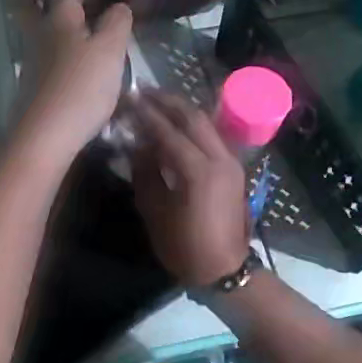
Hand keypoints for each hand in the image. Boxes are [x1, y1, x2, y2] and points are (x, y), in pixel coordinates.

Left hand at [19, 0, 132, 156]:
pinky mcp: (35, 84)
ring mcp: (33, 59)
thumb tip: (119, 8)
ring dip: (65, 26)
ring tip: (93, 39)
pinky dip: (66, 53)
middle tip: (82, 2)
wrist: (44, 136)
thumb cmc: (80, 87)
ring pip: (43, 29)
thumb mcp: (110, 51)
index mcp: (58, 16)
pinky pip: (49, 55)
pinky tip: (84, 70)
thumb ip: (118, 24)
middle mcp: (39, 31)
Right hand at [129, 90, 250, 287]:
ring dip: (182, 111)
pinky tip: (177, 127)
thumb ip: (145, 172)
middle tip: (143, 92)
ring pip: (206, 124)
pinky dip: (194, 127)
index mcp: (198, 171)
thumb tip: (135, 143)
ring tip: (157, 104)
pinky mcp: (235, 169)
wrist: (224, 269)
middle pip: (193, 117)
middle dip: (167, 102)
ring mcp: (231, 162)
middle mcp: (220, 158)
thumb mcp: (155, 211)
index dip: (145, 114)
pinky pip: (213, 138)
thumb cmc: (184, 247)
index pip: (167, 131)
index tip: (126, 99)